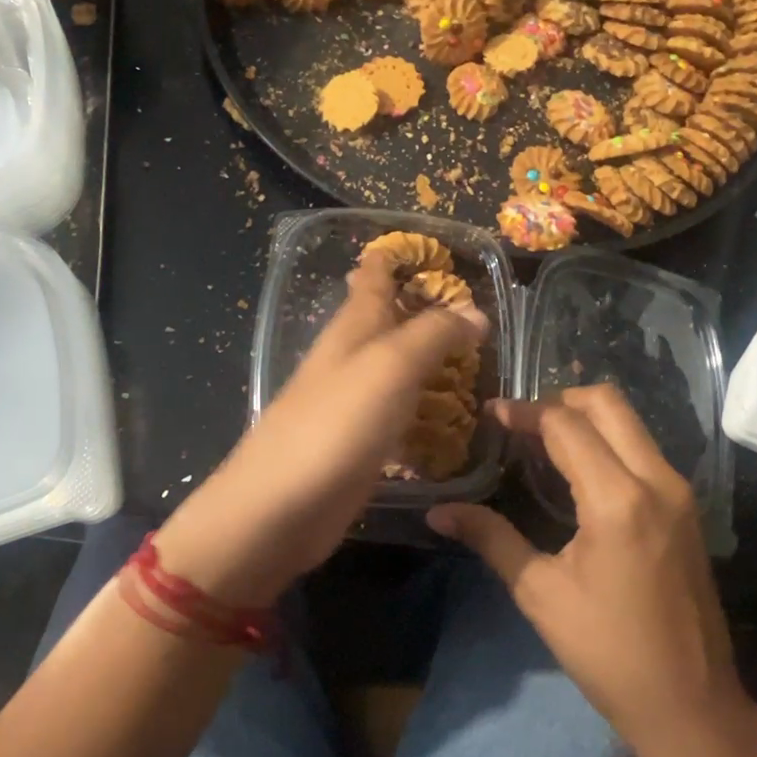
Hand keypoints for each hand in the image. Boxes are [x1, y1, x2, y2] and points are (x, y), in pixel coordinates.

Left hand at [156, 252, 486, 607]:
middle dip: (418, 307)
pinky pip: (396, 414)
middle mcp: (350, 358)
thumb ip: (433, 334)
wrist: (280, 507)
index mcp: (352, 328)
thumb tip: (475, 312)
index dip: (396, 258)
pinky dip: (420, 406)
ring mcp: (350, 404)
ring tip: (469, 354)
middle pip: (384, 321)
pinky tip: (447, 417)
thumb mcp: (391, 366)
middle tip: (467, 304)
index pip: (373, 278)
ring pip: (392, 367)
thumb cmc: (336, 423)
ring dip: (423, 358)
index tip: (432, 249)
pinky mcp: (357, 445)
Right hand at [428, 386, 756, 756]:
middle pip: (607, 403)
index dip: (524, 412)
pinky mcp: (687, 508)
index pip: (565, 425)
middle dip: (559, 400)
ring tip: (541, 442)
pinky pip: (643, 449)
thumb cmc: (608, 652)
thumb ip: (491, 538)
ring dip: (586, 419)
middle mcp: (657, 480)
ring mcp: (679, 491)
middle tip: (520, 423)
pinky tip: (578, 470)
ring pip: (631, 422)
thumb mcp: (541, 593)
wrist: (691, 704)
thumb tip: (439, 510)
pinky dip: (609, 441)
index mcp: (618, 499)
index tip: (490, 414)